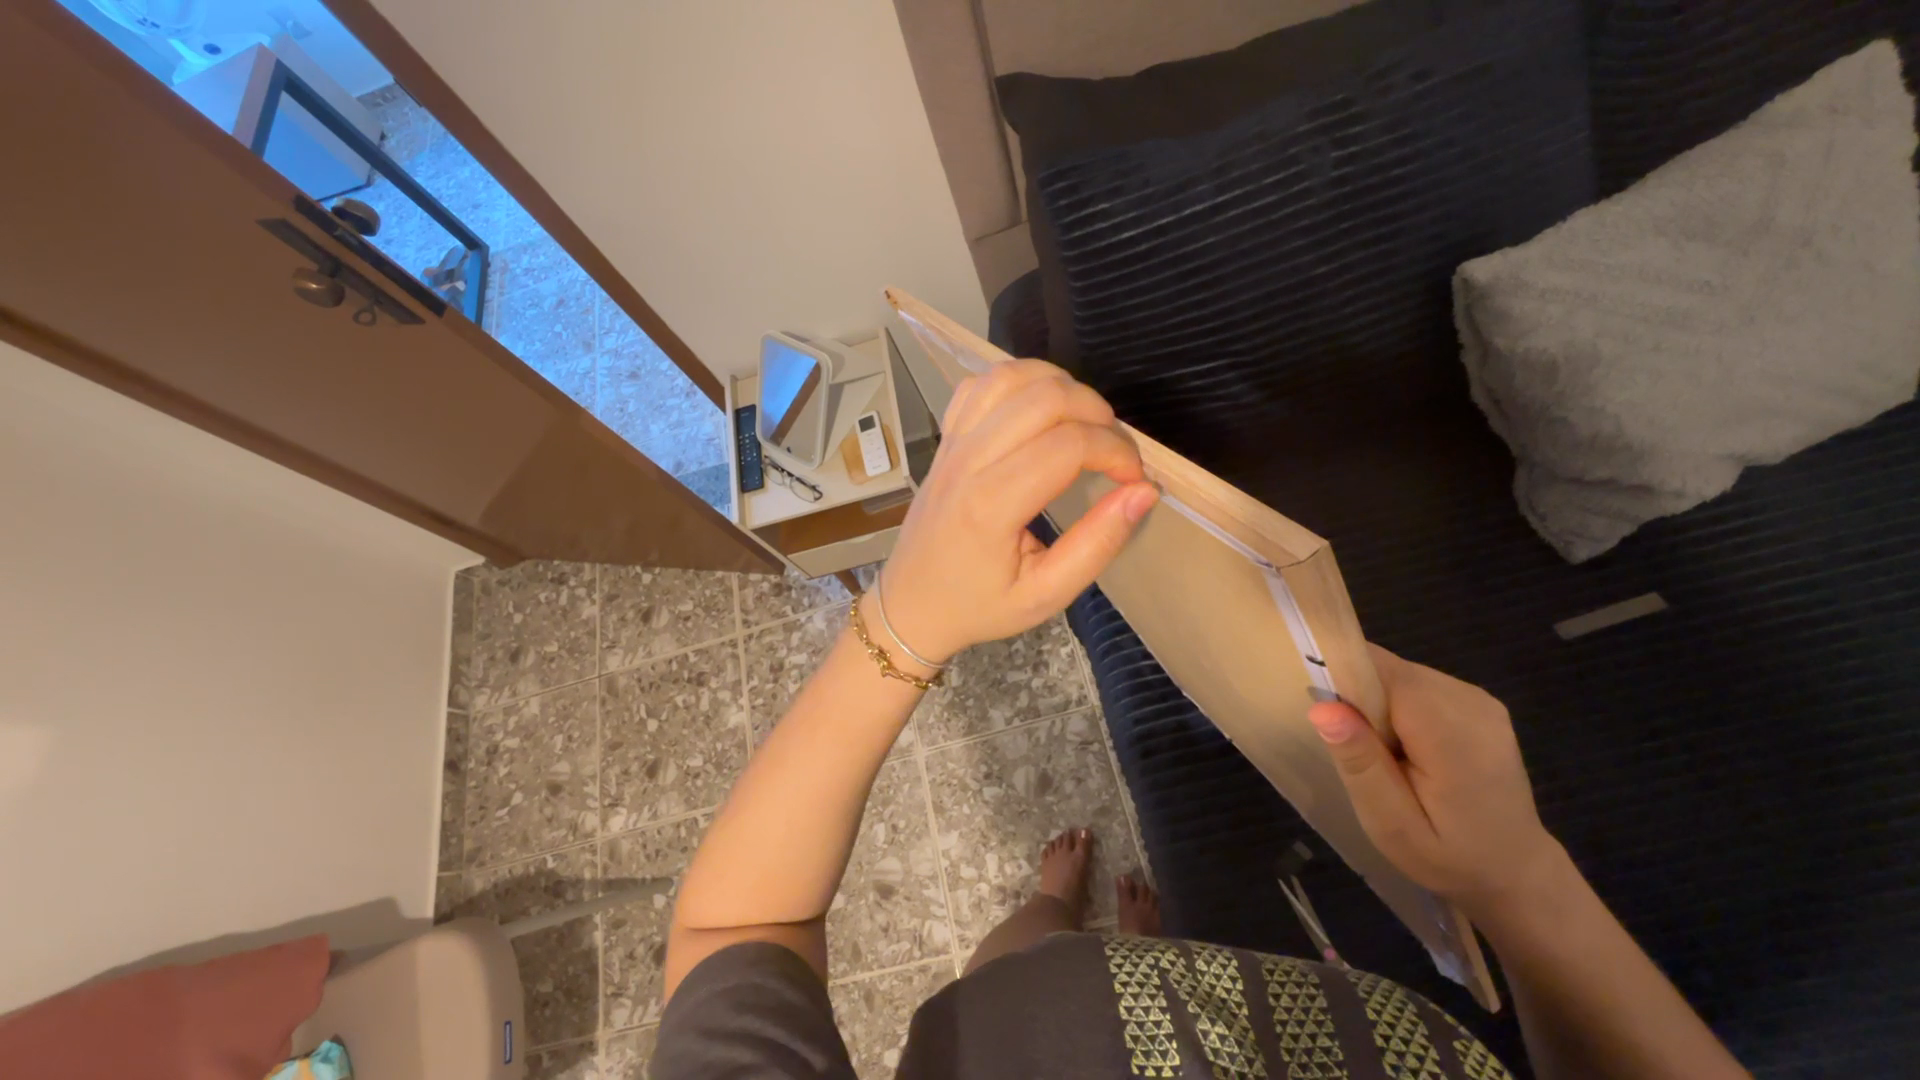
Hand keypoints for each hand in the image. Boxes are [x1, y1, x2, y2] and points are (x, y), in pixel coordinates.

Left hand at [877, 360, 1159, 663]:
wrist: (911, 603)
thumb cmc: (979, 605)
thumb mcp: (1046, 595)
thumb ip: (1098, 544)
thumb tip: (1144, 492)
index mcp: (992, 505)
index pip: (1069, 444)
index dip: (1117, 451)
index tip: (1133, 479)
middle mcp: (969, 460)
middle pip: (1045, 397)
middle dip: (1098, 413)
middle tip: (1115, 451)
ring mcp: (953, 442)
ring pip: (1013, 377)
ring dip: (1062, 387)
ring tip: (1084, 425)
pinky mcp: (946, 436)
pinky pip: (982, 383)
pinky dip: (1021, 382)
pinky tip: (1040, 412)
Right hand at [1308, 646, 1565, 919]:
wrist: (1515, 872)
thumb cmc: (1447, 857)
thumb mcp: (1391, 825)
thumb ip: (1360, 764)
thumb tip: (1323, 707)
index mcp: (1453, 736)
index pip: (1383, 673)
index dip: (1346, 683)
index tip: (1329, 719)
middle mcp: (1471, 703)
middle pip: (1390, 671)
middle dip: (1360, 698)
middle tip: (1360, 753)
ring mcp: (1480, 699)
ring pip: (1401, 674)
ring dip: (1378, 704)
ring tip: (1384, 754)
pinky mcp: (1479, 701)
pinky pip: (1418, 684)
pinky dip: (1398, 706)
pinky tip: (1407, 747)